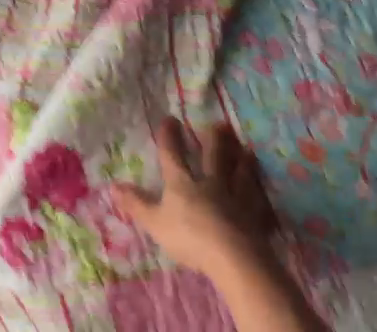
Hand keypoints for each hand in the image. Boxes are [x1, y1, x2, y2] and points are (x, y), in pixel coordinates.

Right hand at [115, 117, 276, 276]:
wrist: (233, 259)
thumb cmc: (189, 238)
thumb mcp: (154, 222)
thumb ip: (136, 204)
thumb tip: (112, 185)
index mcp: (182, 184)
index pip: (173, 155)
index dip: (170, 137)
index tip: (171, 118)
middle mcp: (210, 185)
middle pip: (214, 159)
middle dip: (215, 141)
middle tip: (221, 124)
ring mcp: (236, 201)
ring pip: (240, 175)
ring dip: (242, 161)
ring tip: (246, 149)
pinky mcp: (256, 220)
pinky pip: (259, 203)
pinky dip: (261, 194)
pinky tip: (264, 190)